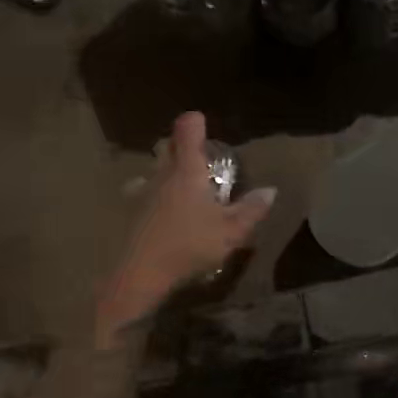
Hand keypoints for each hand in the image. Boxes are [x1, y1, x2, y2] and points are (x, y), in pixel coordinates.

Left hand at [99, 112, 274, 329]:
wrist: (138, 275)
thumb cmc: (189, 245)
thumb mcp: (231, 231)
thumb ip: (252, 209)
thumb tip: (270, 190)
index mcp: (187, 171)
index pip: (187, 131)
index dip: (194, 122)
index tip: (202, 122)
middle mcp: (162, 175)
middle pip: (167, 147)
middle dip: (180, 145)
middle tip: (198, 157)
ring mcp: (140, 193)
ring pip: (152, 171)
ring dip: (164, 172)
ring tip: (179, 187)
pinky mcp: (127, 214)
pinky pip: (141, 195)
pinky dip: (152, 197)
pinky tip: (160, 214)